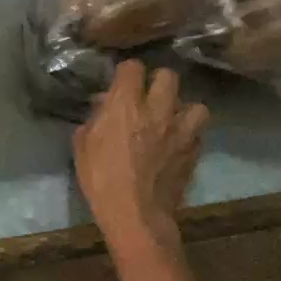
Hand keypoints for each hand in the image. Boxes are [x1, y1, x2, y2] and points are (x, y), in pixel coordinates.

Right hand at [73, 60, 210, 247]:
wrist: (136, 214)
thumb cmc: (100, 177)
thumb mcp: (82, 144)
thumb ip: (94, 119)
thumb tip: (103, 107)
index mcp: (125, 105)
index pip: (132, 67)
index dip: (126, 71)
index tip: (120, 80)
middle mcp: (157, 110)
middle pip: (169, 76)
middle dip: (157, 81)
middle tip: (148, 94)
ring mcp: (181, 131)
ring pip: (196, 104)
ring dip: (183, 108)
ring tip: (172, 118)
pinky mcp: (194, 152)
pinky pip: (198, 133)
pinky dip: (189, 133)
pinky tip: (177, 142)